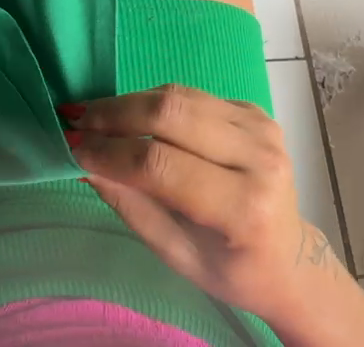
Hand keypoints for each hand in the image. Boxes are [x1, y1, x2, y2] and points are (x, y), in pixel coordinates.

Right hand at [66, 85, 363, 346]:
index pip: (162, 165)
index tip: (72, 146)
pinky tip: (130, 115)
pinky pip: (192, 94)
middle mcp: (258, 158)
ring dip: (129, 102)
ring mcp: (261, 128)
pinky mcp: (255, 110)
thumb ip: (130, 205)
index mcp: (243, 207)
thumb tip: (82, 161)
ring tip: (94, 114)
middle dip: (115, 114)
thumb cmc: (230, 269)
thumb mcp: (176, 254)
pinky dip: (154, 101)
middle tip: (76, 119)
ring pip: (179, 95)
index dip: (110, 152)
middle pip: (172, 114)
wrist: (291, 259)